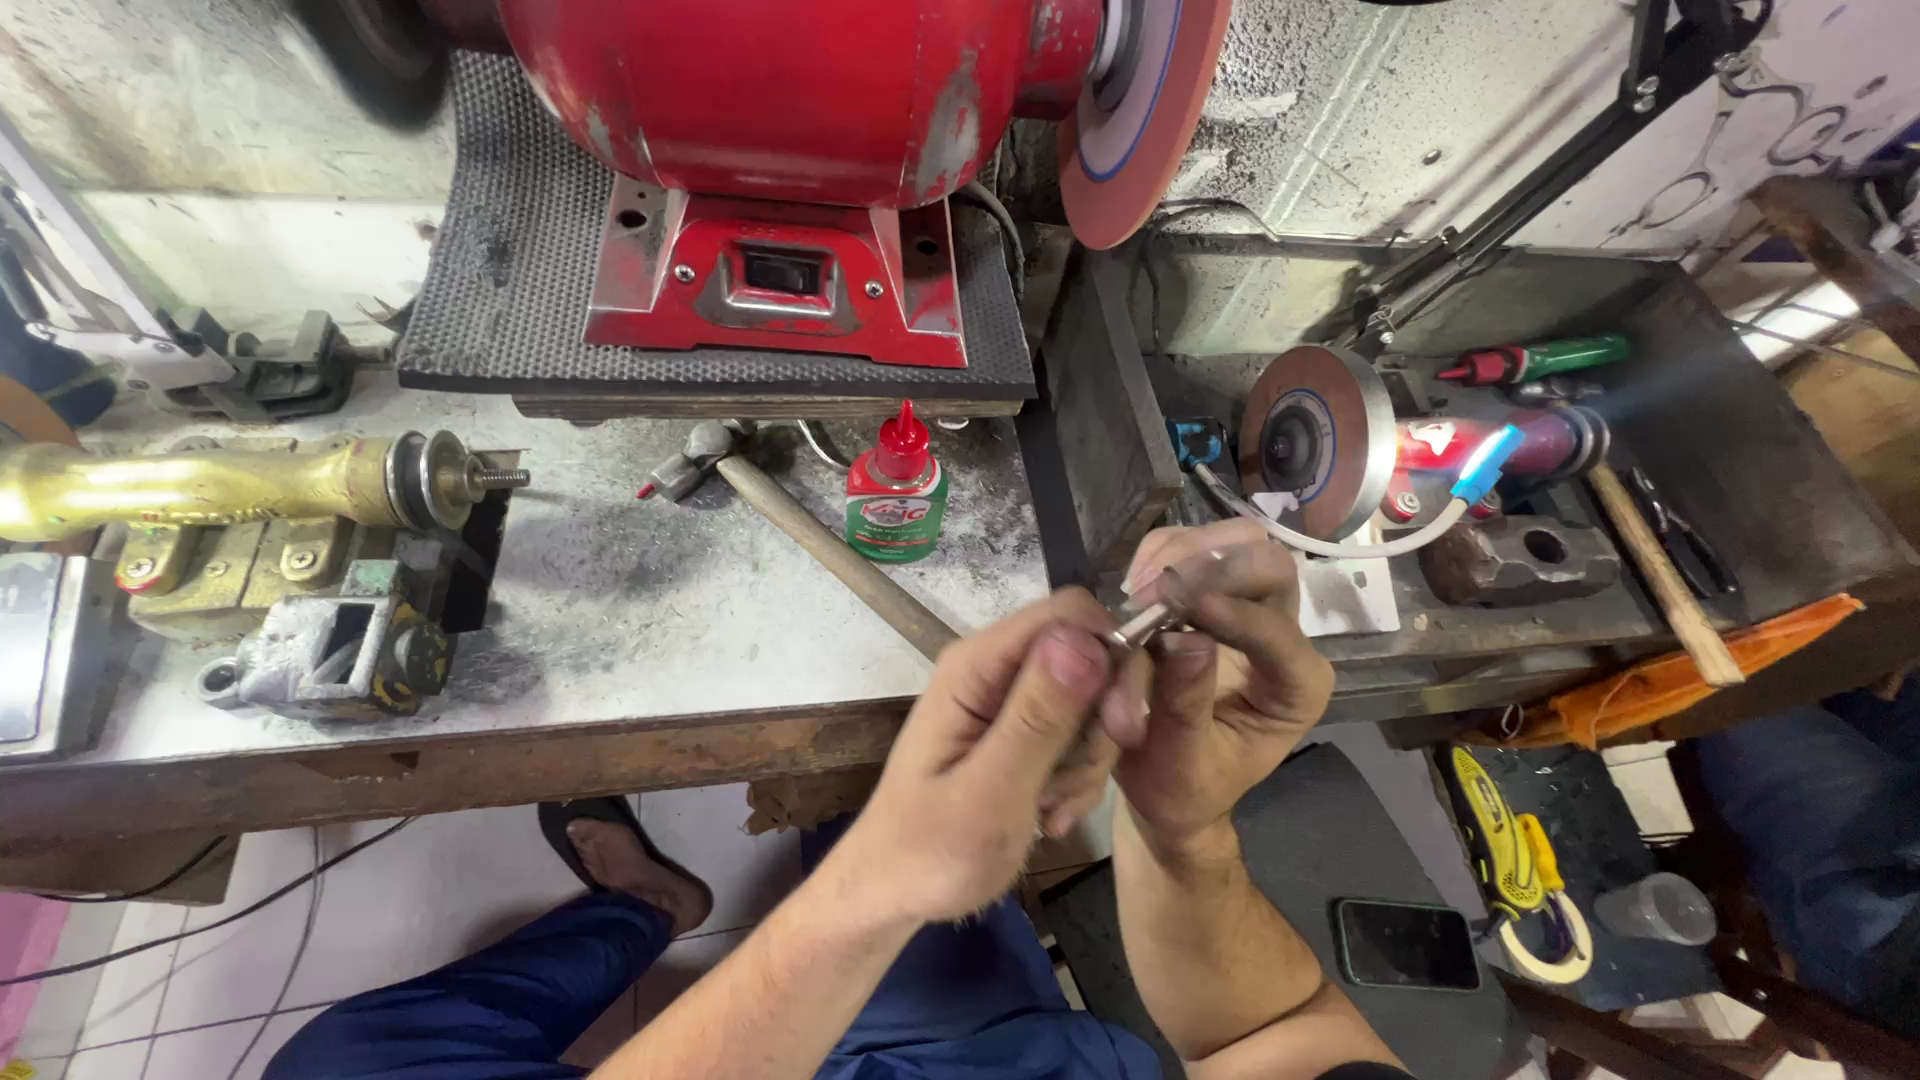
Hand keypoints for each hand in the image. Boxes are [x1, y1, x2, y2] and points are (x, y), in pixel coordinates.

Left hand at [832, 589, 1143, 923]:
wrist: (896, 889)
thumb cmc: (931, 851)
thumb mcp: (991, 793)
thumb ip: (1038, 717)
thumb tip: (1084, 640)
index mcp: (977, 665)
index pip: (1070, 613)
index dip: (1110, 655)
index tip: (1121, 726)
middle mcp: (994, 667)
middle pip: (1089, 654)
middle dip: (1101, 720)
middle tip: (1076, 783)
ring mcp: (1007, 697)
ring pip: (1091, 699)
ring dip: (1087, 759)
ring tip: (1048, 809)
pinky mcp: (1019, 727)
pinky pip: (1077, 732)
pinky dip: (1076, 775)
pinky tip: (1047, 814)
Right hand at [1117, 519, 1334, 848]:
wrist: (1166, 788)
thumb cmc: (1180, 786)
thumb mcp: (1181, 762)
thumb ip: (1186, 703)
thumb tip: (1183, 639)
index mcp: (1295, 687)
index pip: (1275, 629)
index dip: (1227, 612)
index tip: (1169, 606)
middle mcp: (1284, 640)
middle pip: (1270, 565)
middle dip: (1212, 566)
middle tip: (1153, 590)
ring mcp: (1250, 612)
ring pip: (1237, 544)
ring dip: (1183, 554)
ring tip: (1137, 591)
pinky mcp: (1213, 599)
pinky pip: (1196, 548)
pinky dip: (1162, 553)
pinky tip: (1134, 586)